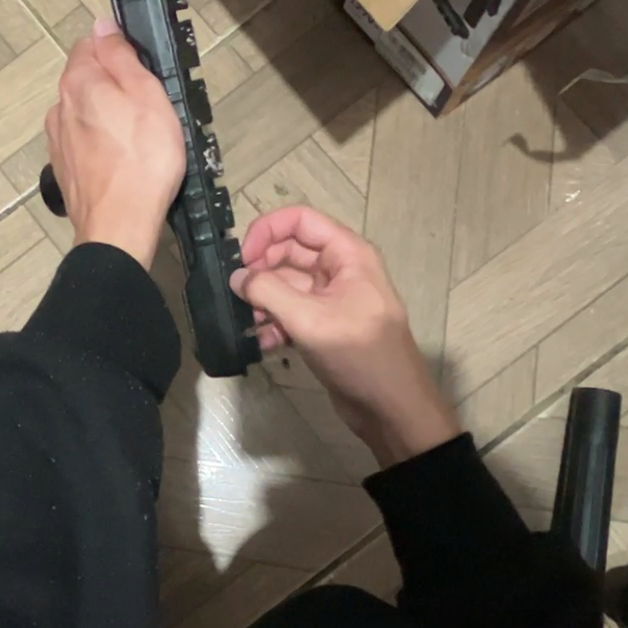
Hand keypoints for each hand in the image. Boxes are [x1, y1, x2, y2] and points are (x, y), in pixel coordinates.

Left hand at [43, 17, 185, 268]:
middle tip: (148, 109)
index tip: (144, 71)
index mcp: (78, 82)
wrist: (119, 227)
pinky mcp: (64, 172)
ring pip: (84, 115)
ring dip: (106, 119)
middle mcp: (59, 108)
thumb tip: (103, 25)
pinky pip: (84, 146)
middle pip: (86, 81)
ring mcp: (58, 142)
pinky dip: (100, 148)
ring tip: (137, 141)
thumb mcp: (146, 95)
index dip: (118, 52)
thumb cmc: (144, 160)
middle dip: (113, 87)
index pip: (91, 44)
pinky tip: (121, 164)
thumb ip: (121, 57)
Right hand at [231, 206, 462, 467]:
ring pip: (286, 285)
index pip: (300, 220)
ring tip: (248, 323)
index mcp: (347, 254)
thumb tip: (237, 278)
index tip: (242, 259)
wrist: (391, 407)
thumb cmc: (359, 355)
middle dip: (261, 271)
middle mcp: (340, 270)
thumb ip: (269, 292)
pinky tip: (261, 344)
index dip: (267, 231)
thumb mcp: (310, 319)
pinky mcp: (324, 326)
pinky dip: (274, 324)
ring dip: (264, 301)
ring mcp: (331, 299)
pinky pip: (291, 313)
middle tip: (237, 295)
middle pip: (289, 252)